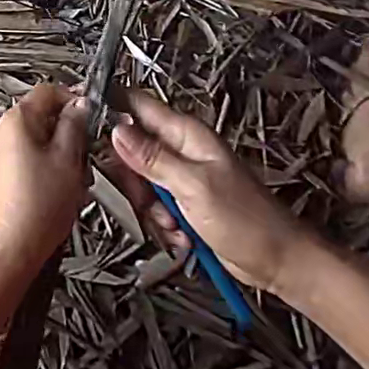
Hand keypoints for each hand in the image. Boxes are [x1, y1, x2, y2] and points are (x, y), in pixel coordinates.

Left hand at [0, 83, 90, 271]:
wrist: (11, 249)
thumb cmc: (34, 209)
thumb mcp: (68, 159)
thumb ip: (77, 125)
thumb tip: (83, 105)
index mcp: (18, 119)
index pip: (51, 90)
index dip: (76, 98)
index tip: (95, 113)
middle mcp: (7, 130)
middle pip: (48, 114)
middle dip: (73, 131)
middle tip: (87, 151)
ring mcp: (7, 151)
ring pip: (47, 138)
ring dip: (68, 152)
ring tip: (77, 176)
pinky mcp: (11, 171)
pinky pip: (40, 157)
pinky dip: (57, 167)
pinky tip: (66, 188)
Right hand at [106, 92, 311, 290]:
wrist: (279, 262)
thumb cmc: (247, 220)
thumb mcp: (193, 186)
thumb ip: (152, 158)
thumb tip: (117, 129)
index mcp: (185, 134)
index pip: (137, 105)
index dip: (111, 109)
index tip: (89, 128)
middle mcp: (181, 149)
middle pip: (131, 148)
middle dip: (132, 178)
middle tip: (145, 197)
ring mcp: (181, 175)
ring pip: (140, 180)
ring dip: (149, 206)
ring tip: (172, 221)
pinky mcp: (183, 200)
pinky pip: (154, 204)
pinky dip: (162, 221)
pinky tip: (181, 233)